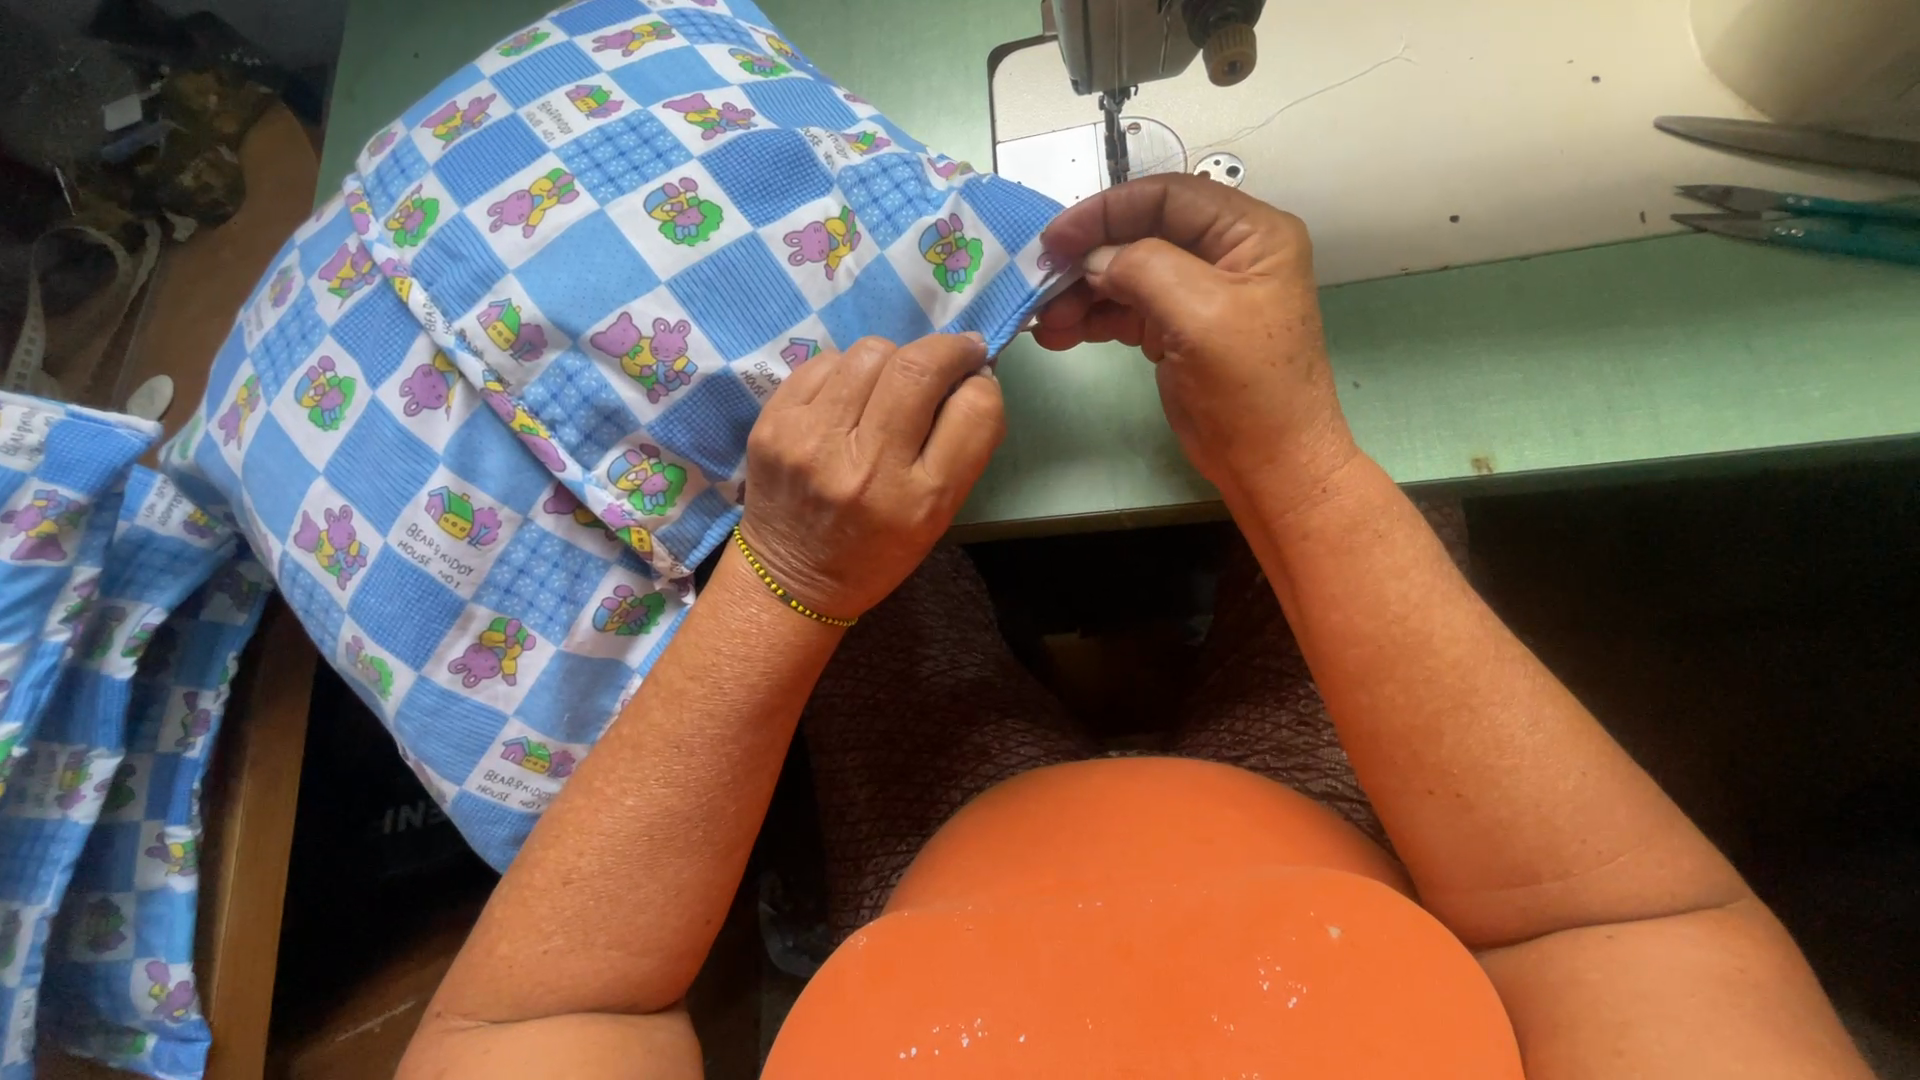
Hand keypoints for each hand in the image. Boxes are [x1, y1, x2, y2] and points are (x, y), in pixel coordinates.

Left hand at [739, 334, 1003, 619]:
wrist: (791, 578)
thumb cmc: (877, 551)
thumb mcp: (938, 517)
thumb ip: (961, 449)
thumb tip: (972, 375)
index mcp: (920, 501)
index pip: (975, 410)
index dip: (983, 385)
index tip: (977, 381)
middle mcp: (867, 467)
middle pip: (920, 367)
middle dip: (948, 349)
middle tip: (955, 353)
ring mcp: (813, 441)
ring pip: (872, 352)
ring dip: (896, 357)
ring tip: (893, 384)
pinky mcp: (774, 423)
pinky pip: (826, 362)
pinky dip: (849, 369)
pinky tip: (850, 396)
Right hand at [1035, 175, 1358, 510]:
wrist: (1269, 462)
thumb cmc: (1251, 387)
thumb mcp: (1202, 316)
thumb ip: (1146, 269)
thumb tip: (1094, 259)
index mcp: (1249, 233)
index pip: (1168, 197)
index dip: (1107, 210)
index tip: (1056, 238)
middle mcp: (1223, 255)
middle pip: (1140, 235)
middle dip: (1088, 258)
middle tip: (1041, 286)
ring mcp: (1196, 295)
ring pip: (1126, 275)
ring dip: (1081, 294)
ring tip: (1044, 322)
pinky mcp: (1174, 332)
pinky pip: (1124, 312)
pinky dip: (1091, 320)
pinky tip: (1059, 335)